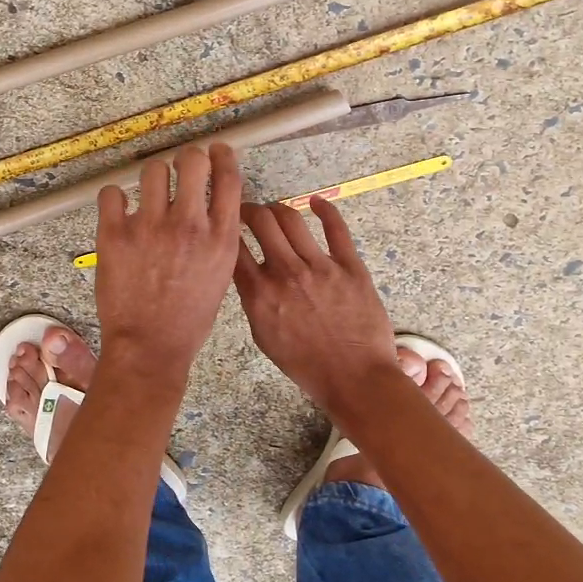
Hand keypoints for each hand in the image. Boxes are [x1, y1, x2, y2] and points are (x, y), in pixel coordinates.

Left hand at [92, 143, 242, 378]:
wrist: (150, 347)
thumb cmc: (188, 318)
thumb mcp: (220, 275)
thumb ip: (218, 237)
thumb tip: (211, 204)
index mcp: (220, 238)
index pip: (228, 177)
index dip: (221, 156)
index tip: (215, 150)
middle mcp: (188, 226)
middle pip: (192, 161)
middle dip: (187, 158)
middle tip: (179, 167)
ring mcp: (150, 227)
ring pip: (152, 170)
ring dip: (153, 177)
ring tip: (150, 192)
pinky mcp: (114, 234)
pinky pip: (111, 193)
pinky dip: (114, 198)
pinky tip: (119, 210)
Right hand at [234, 197, 395, 414]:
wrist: (356, 380)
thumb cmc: (305, 365)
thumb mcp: (263, 336)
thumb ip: (251, 300)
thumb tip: (245, 273)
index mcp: (260, 293)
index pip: (234, 246)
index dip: (227, 228)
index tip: (226, 223)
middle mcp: (286, 273)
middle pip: (260, 221)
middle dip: (250, 210)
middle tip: (249, 212)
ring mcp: (320, 267)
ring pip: (291, 218)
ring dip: (278, 209)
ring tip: (275, 211)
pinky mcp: (351, 267)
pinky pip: (336, 229)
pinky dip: (325, 209)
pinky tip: (316, 202)